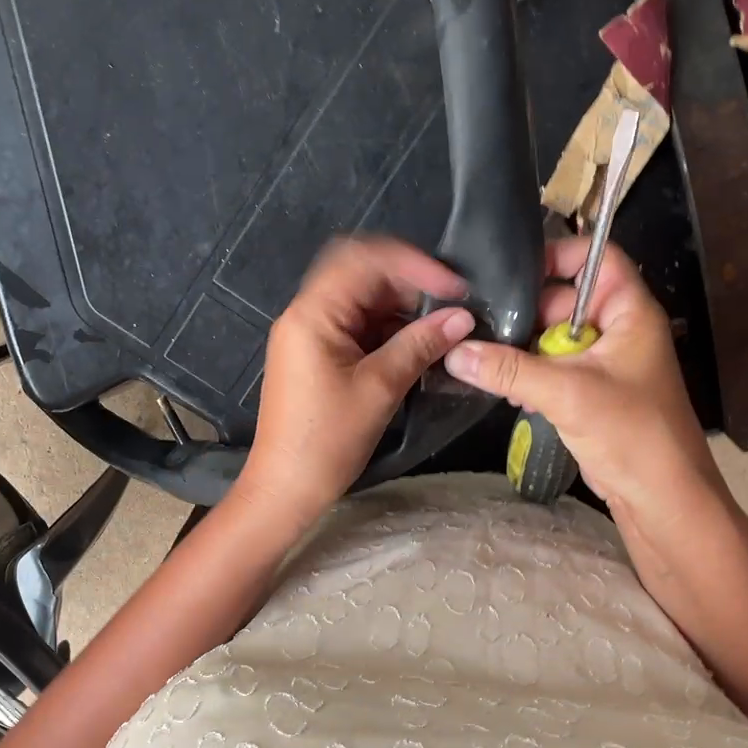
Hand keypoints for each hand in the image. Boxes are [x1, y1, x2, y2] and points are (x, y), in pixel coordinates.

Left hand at [236, 238, 475, 521]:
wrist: (285, 488)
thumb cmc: (327, 440)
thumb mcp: (380, 388)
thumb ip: (420, 345)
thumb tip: (462, 318)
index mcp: (312, 314)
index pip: (364, 260)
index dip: (413, 264)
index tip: (453, 286)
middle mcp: (305, 315)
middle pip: (361, 277)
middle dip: (409, 287)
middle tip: (450, 308)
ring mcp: (307, 337)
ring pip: (360, 304)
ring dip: (400, 311)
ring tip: (441, 330)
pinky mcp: (315, 358)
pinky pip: (354, 329)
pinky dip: (386, 332)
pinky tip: (417, 347)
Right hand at [442, 240, 721, 521]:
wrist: (661, 498)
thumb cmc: (630, 433)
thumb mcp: (566, 393)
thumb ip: (508, 369)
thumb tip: (455, 352)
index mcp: (629, 313)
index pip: (597, 258)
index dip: (559, 255)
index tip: (512, 271)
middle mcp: (618, 330)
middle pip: (564, 299)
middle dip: (526, 312)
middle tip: (484, 324)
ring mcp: (604, 363)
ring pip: (553, 338)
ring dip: (523, 350)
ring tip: (488, 361)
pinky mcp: (590, 392)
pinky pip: (553, 369)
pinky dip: (530, 376)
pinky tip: (507, 390)